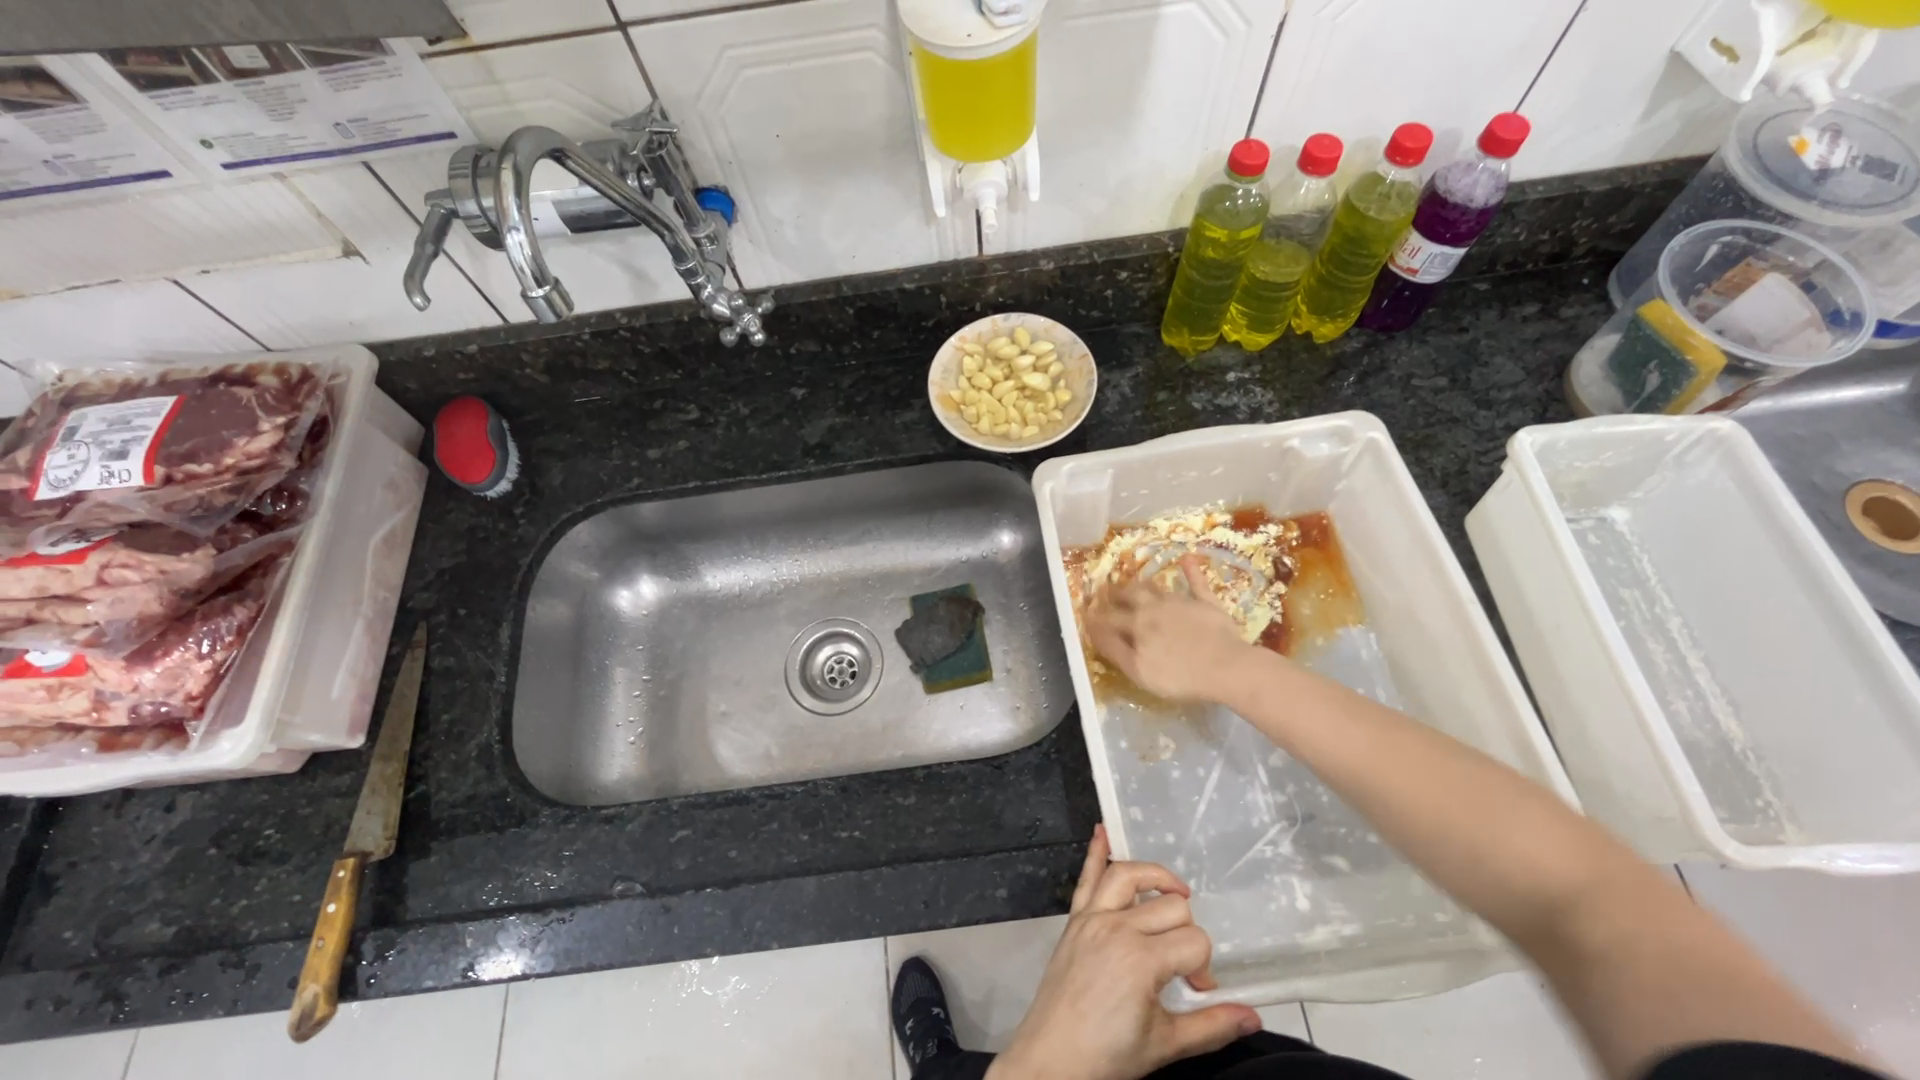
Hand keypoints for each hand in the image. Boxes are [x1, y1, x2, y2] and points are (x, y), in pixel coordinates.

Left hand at [988, 826, 1260, 1079]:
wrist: (1051, 1060)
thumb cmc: (1107, 1056)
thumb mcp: (1165, 1046)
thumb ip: (1211, 1026)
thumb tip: (1254, 1017)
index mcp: (1142, 959)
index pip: (1195, 942)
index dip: (1204, 968)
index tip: (1197, 992)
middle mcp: (1117, 928)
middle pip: (1171, 906)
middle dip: (1187, 933)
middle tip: (1182, 967)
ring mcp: (1092, 920)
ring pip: (1130, 876)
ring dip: (1156, 877)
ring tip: (1176, 892)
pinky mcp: (1075, 921)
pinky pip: (1086, 879)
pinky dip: (1095, 853)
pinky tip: (1102, 831)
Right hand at [1086, 556, 1262, 704]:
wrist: (1226, 668)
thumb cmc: (1179, 676)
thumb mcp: (1138, 671)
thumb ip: (1114, 649)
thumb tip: (1094, 632)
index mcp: (1136, 625)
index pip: (1110, 619)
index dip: (1096, 618)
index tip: (1086, 614)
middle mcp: (1154, 608)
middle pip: (1131, 596)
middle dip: (1116, 594)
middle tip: (1108, 592)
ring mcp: (1181, 603)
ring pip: (1157, 588)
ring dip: (1143, 584)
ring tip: (1135, 583)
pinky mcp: (1206, 603)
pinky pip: (1197, 583)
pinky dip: (1190, 571)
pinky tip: (1187, 559)